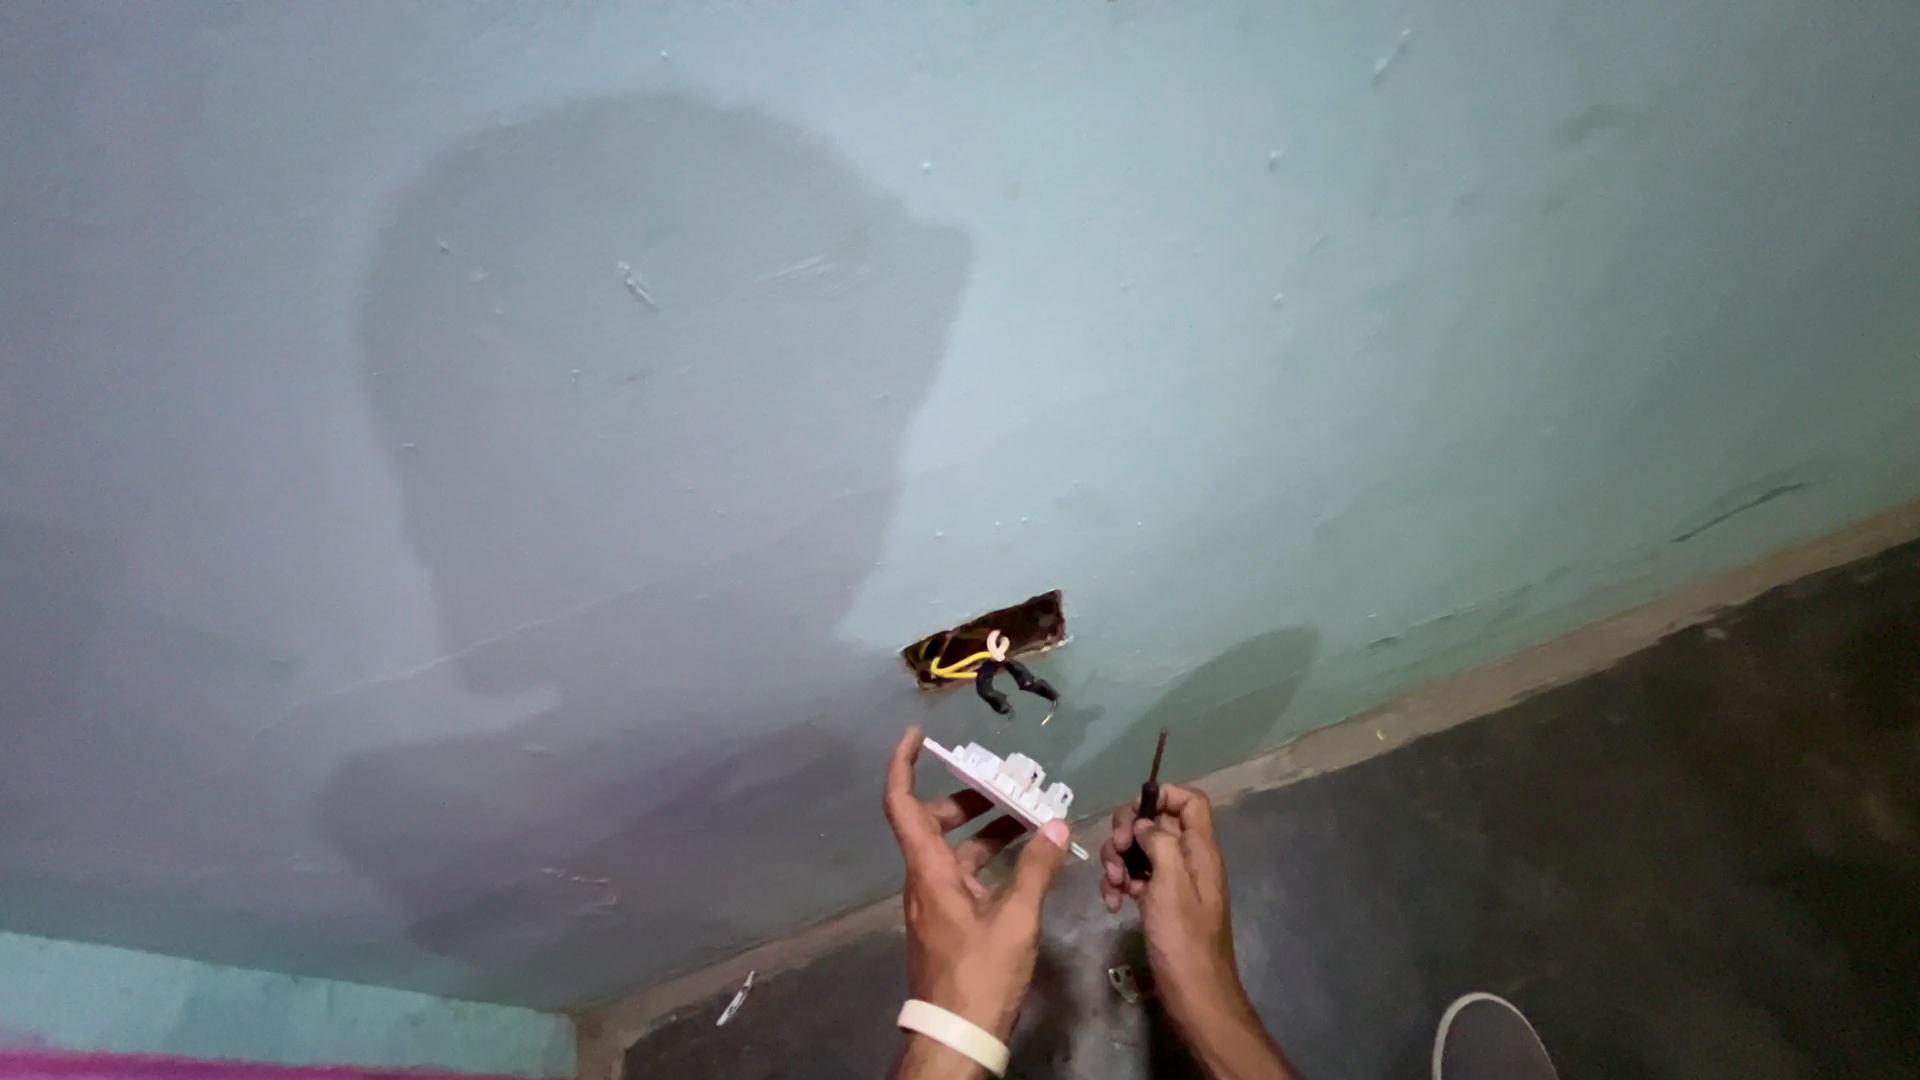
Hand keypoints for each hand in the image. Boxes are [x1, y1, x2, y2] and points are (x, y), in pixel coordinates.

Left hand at [884, 727, 1070, 1075]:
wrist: (956, 1039)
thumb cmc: (978, 976)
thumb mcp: (1016, 921)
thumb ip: (1036, 870)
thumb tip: (1056, 824)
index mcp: (928, 869)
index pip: (902, 803)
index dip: (903, 764)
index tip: (917, 735)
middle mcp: (924, 877)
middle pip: (934, 820)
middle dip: (967, 797)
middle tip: (1005, 785)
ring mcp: (935, 899)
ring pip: (953, 847)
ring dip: (985, 828)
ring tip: (1027, 815)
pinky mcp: (948, 918)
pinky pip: (964, 872)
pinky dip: (990, 858)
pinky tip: (1024, 859)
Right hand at [1101, 784, 1299, 1079]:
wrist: (1194, 996)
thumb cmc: (1184, 939)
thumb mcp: (1171, 884)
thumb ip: (1159, 842)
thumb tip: (1142, 823)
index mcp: (1200, 850)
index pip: (1190, 801)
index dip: (1163, 796)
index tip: (1134, 815)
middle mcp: (1189, 859)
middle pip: (1156, 822)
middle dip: (1127, 832)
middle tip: (1115, 852)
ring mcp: (1173, 881)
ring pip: (1140, 849)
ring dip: (1118, 860)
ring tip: (1112, 885)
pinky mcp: (1159, 900)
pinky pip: (1135, 876)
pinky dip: (1120, 883)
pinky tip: (1112, 903)